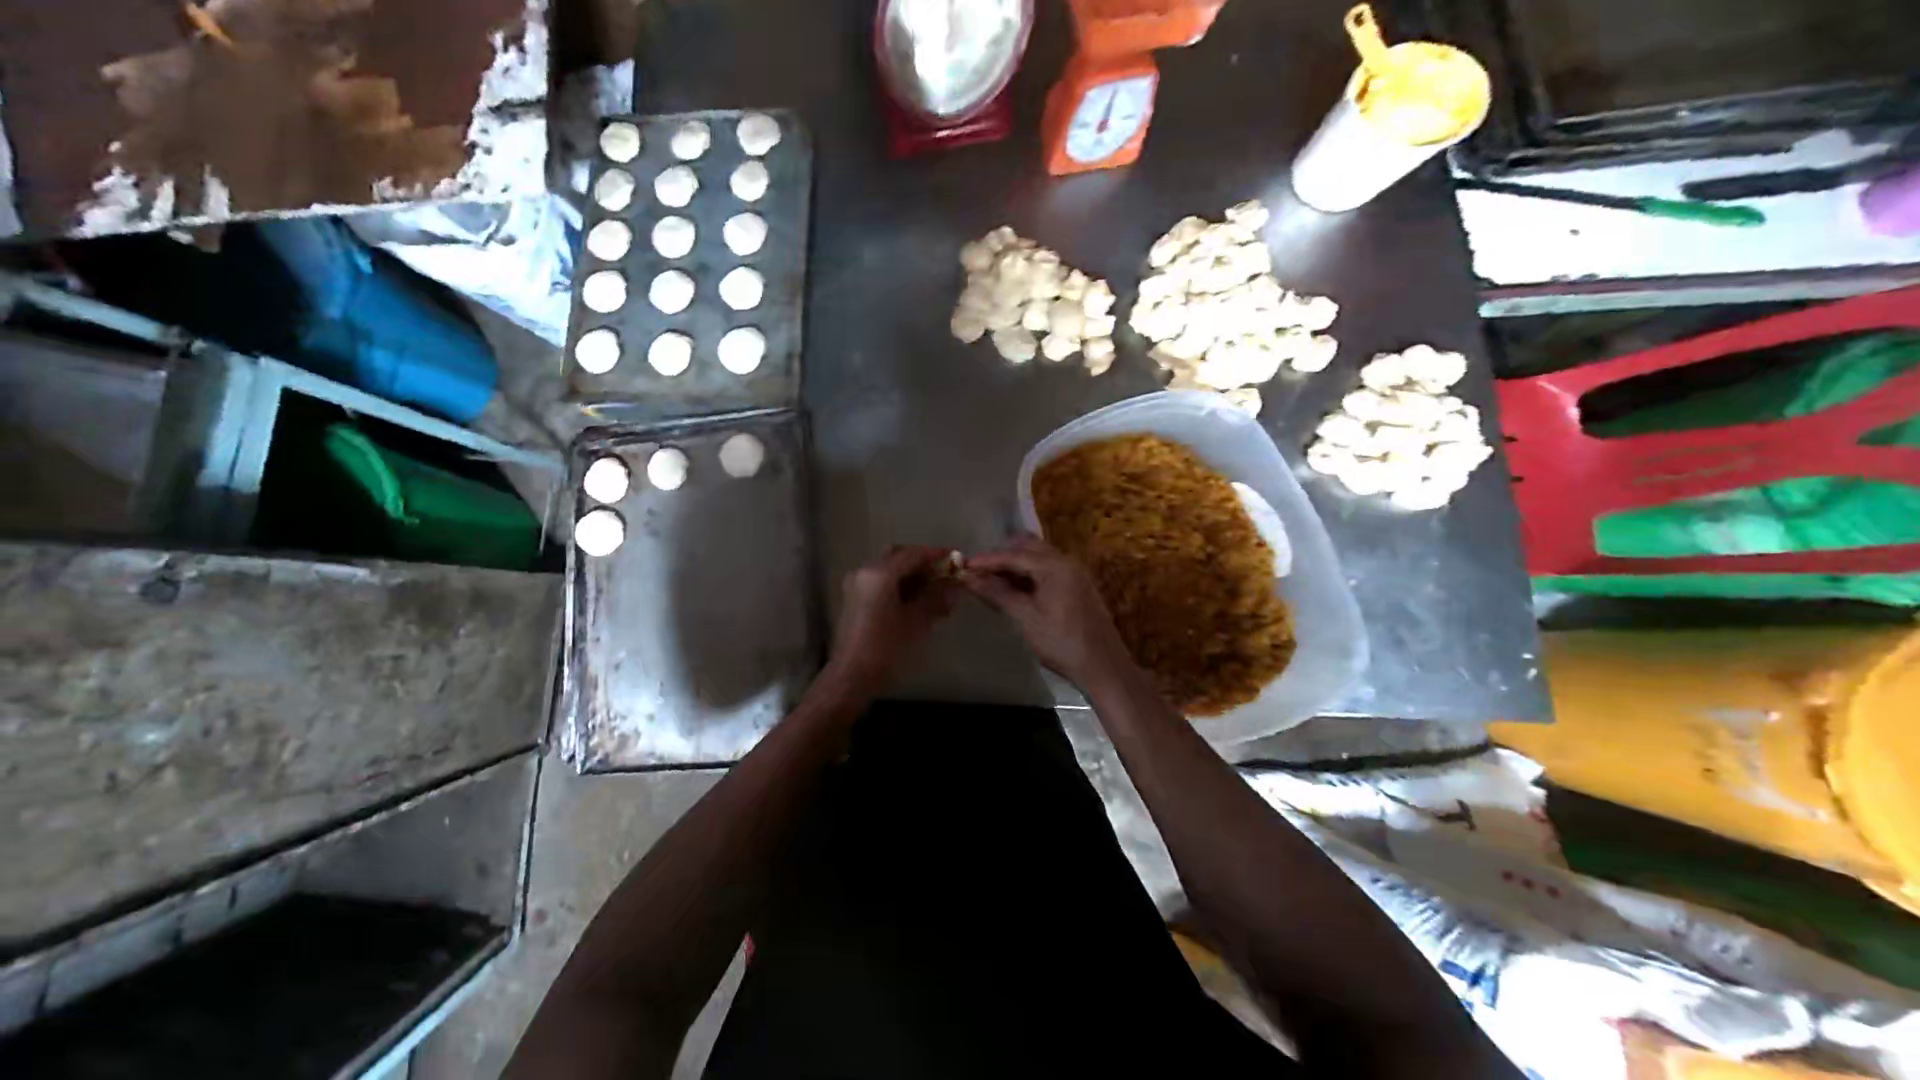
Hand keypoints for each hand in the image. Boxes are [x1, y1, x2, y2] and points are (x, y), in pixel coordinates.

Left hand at [823, 545, 959, 699]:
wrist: (852, 678)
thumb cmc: (887, 650)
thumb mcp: (918, 623)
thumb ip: (937, 598)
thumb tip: (956, 585)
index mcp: (879, 574)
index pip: (913, 554)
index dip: (937, 555)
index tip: (957, 558)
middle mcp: (864, 572)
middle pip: (898, 557)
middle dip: (923, 564)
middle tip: (946, 576)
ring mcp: (856, 587)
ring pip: (889, 571)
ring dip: (912, 577)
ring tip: (936, 594)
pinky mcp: (854, 601)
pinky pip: (881, 584)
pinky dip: (899, 587)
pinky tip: (918, 603)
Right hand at [960, 535, 1135, 690]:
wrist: (1102, 666)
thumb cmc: (1062, 643)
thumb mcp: (1025, 618)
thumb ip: (997, 593)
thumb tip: (969, 578)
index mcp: (1055, 566)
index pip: (1014, 555)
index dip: (987, 560)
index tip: (964, 566)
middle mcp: (1067, 562)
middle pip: (1027, 548)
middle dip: (1001, 557)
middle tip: (978, 572)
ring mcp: (1075, 573)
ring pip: (1038, 557)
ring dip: (1015, 565)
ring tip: (992, 582)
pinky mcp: (1077, 586)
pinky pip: (1048, 569)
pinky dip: (1029, 574)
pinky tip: (1015, 590)